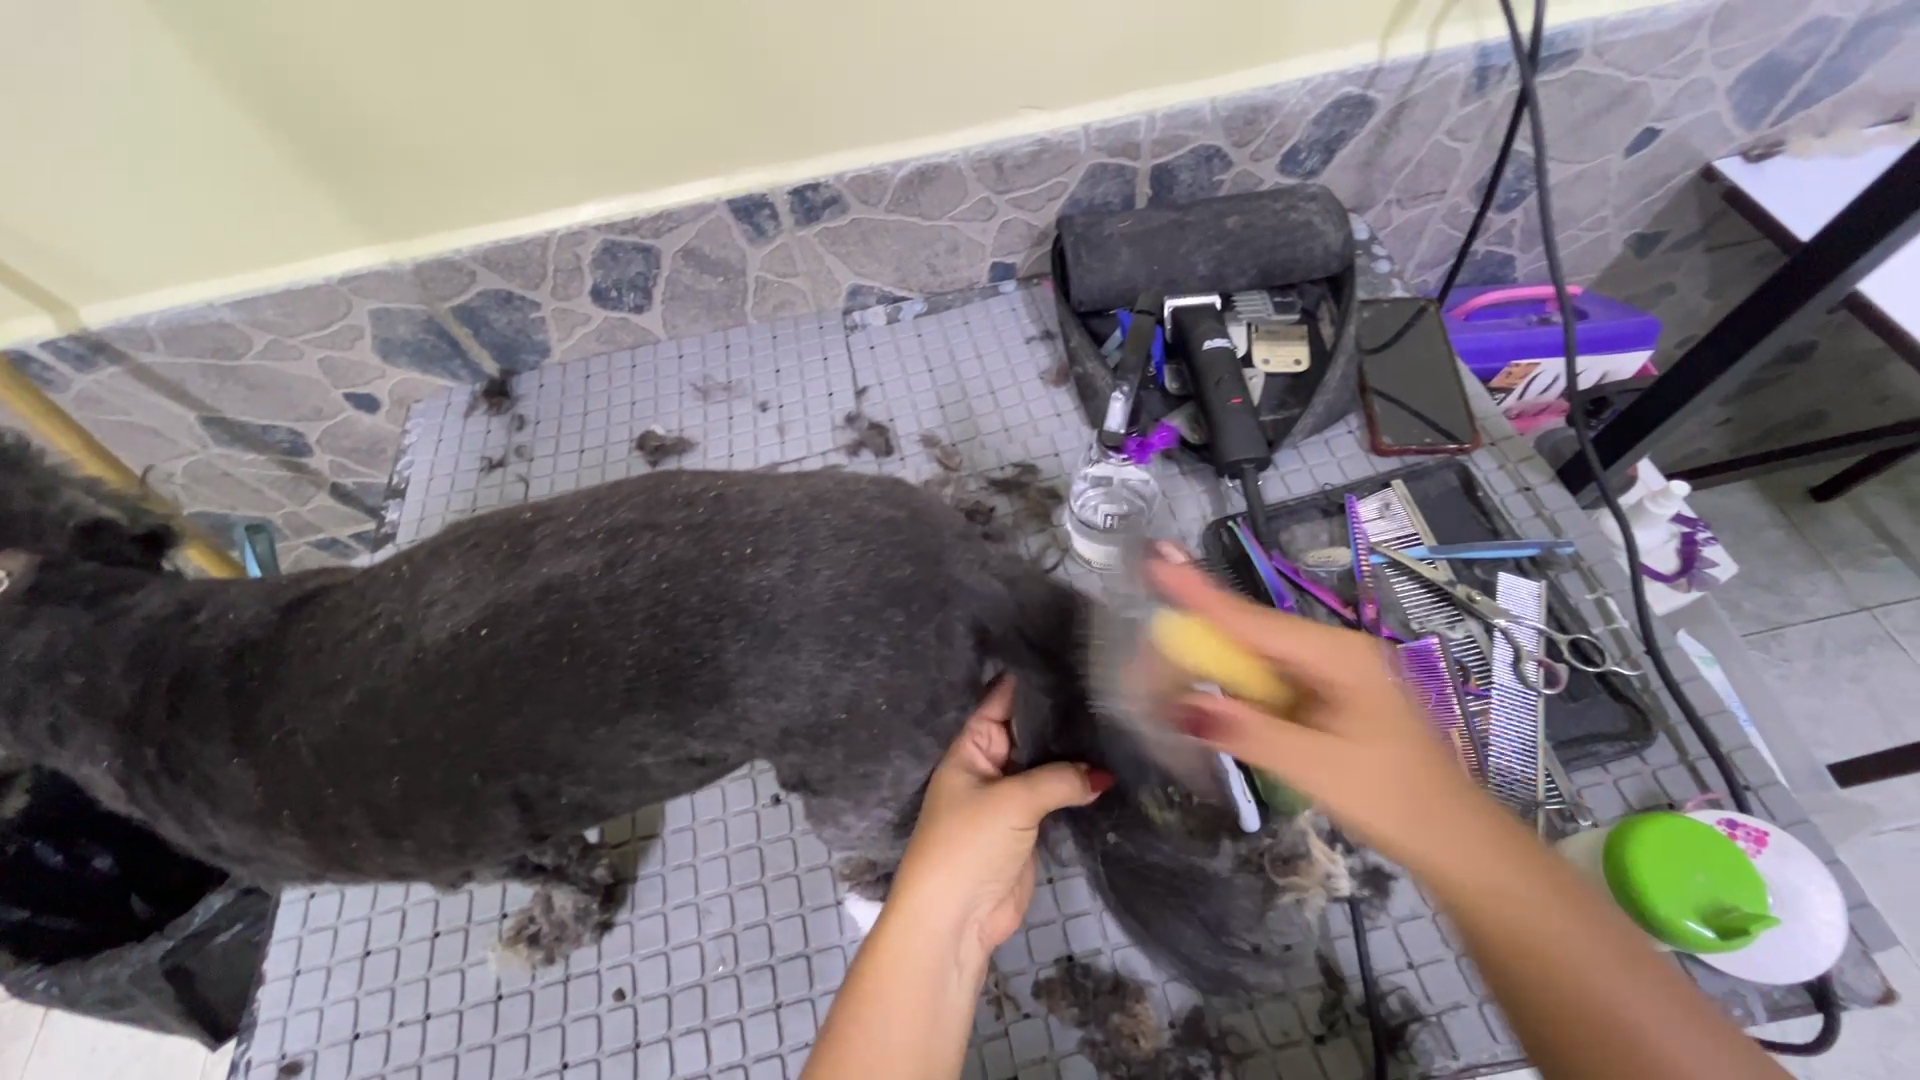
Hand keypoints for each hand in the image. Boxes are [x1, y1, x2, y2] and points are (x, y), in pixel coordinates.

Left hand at [888, 678, 1111, 968]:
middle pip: (1029, 731)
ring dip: (1073, 752)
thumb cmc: (967, 844)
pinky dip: (1078, 785)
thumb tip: (1104, 775)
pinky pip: (1056, 794)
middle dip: (1060, 716)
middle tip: (1107, 688)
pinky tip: (1110, 768)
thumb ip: (1060, 779)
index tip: (1070, 658)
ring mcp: (1011, 795)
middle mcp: (991, 764)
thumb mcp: (1012, 800)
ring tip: (1117, 721)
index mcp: (971, 747)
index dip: (1031, 680)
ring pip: (1046, 764)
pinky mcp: (1030, 824)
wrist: (955, 918)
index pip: (1002, 700)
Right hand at [1146, 549, 1495, 868]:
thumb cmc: (1395, 800)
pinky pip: (1269, 686)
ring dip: (1211, 671)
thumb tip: (1182, 708)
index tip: (1157, 557)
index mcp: (1337, 655)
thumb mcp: (1318, 767)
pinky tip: (1209, 701)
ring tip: (1161, 675)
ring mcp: (1331, 676)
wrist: (1457, 842)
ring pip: (1256, 662)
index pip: (1251, 619)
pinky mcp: (1328, 700)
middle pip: (1248, 635)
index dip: (1198, 592)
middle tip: (1144, 657)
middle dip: (1195, 642)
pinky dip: (1235, 694)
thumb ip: (1249, 733)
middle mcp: (1332, 653)